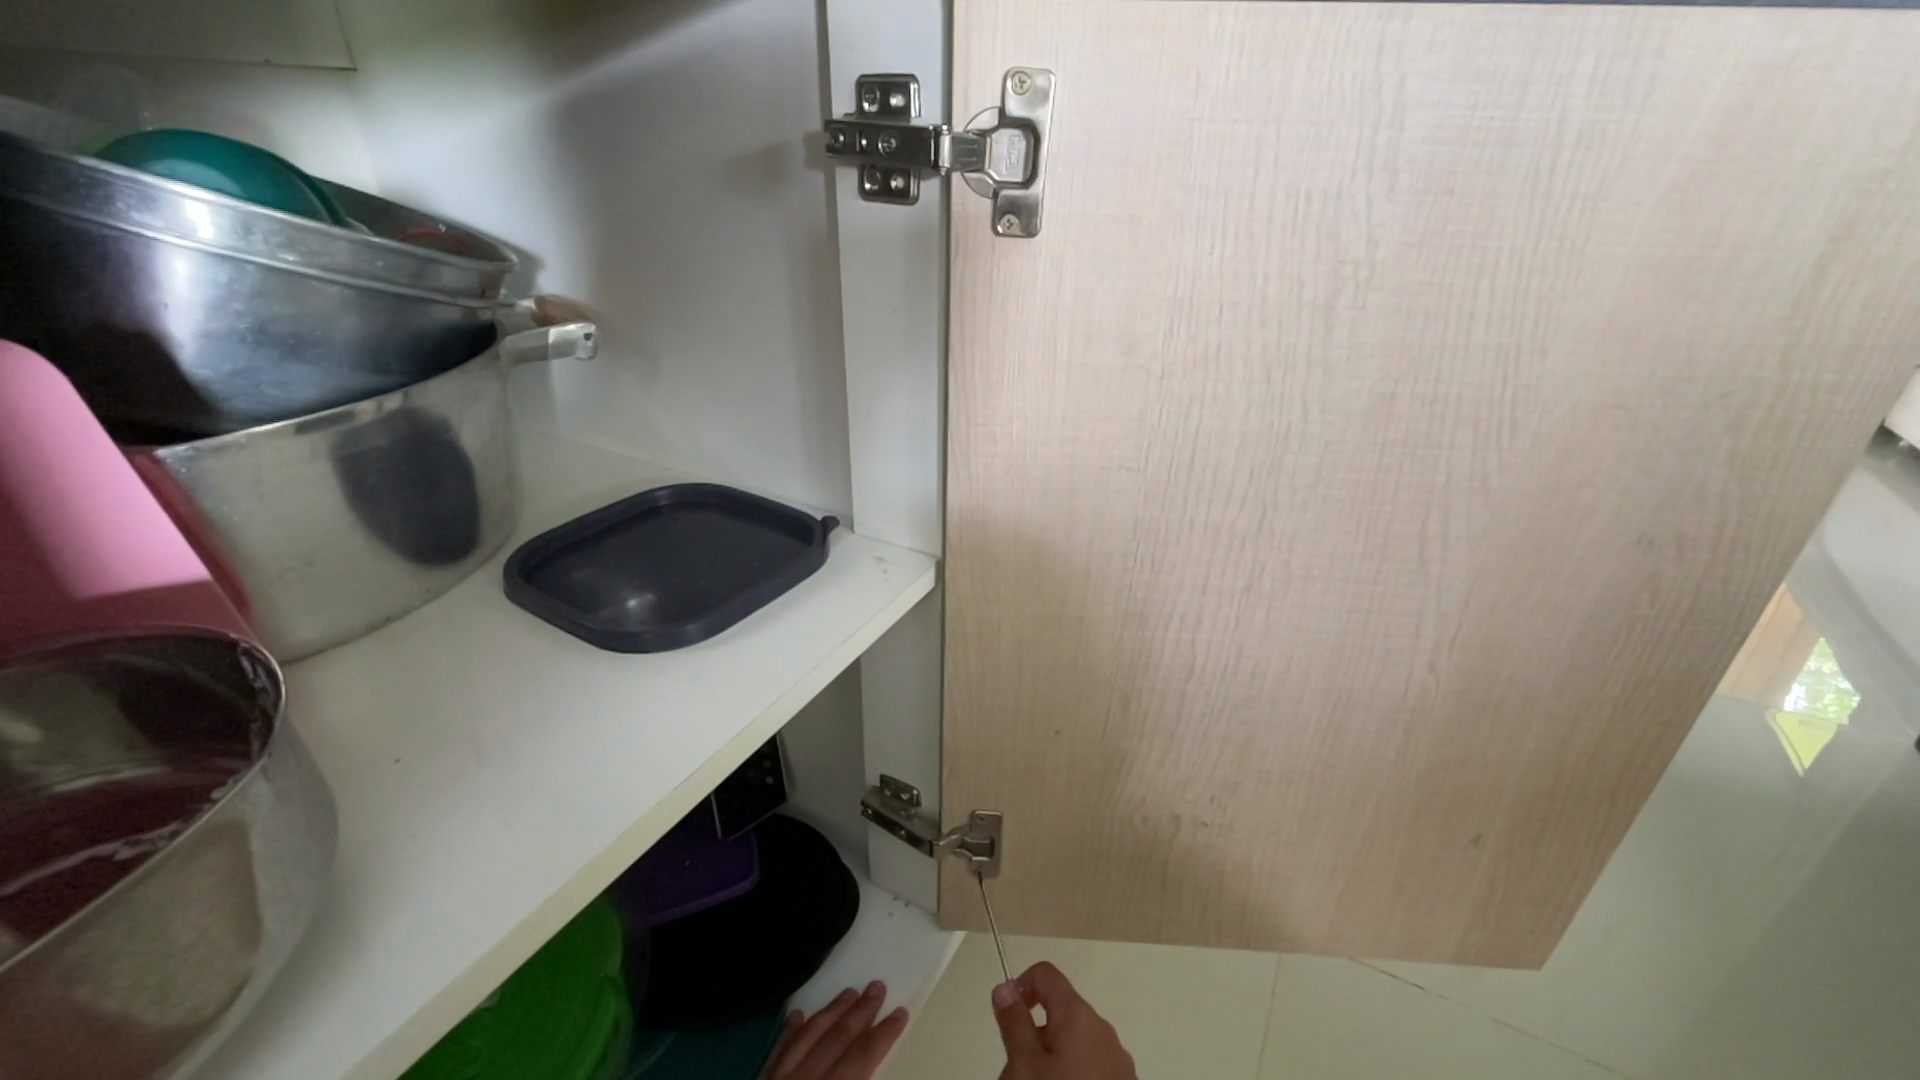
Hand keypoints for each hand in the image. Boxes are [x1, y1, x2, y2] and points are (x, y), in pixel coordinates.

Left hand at [761, 981, 908, 1079]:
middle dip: (860, 1012)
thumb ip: (857, 1078)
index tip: (900, 1011)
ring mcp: (778, 1078)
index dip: (884, 1033)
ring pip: (808, 1035)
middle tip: (877, 986)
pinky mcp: (761, 1079)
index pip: (862, 1056)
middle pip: (837, 1038)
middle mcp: (805, 1078)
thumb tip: (870, 1061)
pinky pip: (777, 1049)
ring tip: (848, 992)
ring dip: (830, 1012)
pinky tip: (797, 1014)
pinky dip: (790, 1030)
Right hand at [994, 962, 1136, 1078]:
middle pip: (1056, 1018)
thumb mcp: (1024, 1064)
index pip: (1045, 974)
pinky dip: (1069, 1076)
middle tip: (1013, 1073)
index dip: (1020, 985)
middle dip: (1030, 1040)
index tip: (1006, 1014)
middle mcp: (1101, 1029)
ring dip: (1046, 1063)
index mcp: (1077, 1014)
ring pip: (1070, 1047)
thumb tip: (1005, 988)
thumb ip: (1013, 1021)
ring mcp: (1115, 1058)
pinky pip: (1087, 1067)